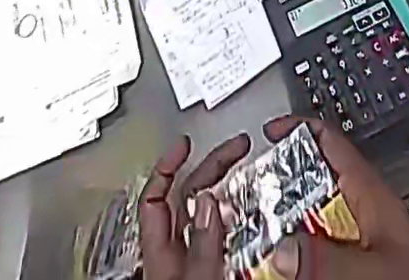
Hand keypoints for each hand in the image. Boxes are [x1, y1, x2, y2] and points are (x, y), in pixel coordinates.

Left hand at [139, 134, 252, 279]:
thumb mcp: (196, 279)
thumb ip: (202, 244)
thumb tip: (207, 199)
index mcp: (160, 257)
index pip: (154, 198)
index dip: (168, 166)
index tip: (185, 142)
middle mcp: (175, 258)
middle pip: (189, 197)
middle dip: (214, 166)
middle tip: (237, 147)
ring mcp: (194, 264)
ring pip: (210, 214)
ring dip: (230, 190)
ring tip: (250, 172)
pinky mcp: (216, 272)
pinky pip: (226, 235)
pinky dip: (239, 217)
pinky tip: (254, 211)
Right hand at [263, 116, 408, 279]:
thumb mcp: (377, 267)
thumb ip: (329, 256)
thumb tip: (281, 247)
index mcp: (371, 192)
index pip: (331, 140)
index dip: (300, 127)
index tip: (270, 128)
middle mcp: (364, 209)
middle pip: (314, 181)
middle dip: (281, 184)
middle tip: (250, 195)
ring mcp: (363, 237)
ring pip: (315, 219)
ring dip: (289, 223)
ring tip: (260, 233)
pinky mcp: (363, 261)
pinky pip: (324, 249)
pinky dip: (303, 252)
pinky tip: (288, 266)